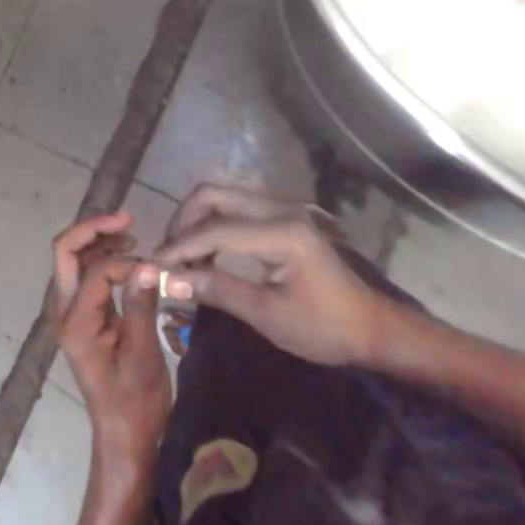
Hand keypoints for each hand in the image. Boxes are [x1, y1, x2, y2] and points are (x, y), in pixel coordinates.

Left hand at [52, 214, 169, 461]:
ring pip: (73, 259)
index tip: (155, 272)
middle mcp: (64, 312)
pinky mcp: (83, 315)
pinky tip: (128, 256)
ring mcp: (71, 313)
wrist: (124, 436)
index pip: (95, 271)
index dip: (126, 263)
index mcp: (75, 323)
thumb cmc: (135, 403)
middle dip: (93, 229)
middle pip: (65, 252)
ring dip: (97, 240)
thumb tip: (149, 264)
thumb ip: (141, 307)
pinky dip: (103, 257)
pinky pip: (85, 274)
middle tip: (128, 220)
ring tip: (131, 235)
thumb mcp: (143, 356)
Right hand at [154, 185, 427, 369]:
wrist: (372, 328)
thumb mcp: (269, 316)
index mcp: (282, 231)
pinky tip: (205, 254)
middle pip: (213, 195)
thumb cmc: (324, 328)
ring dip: (195, 221)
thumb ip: (217, 290)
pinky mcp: (280, 216)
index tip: (153, 266)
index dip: (180, 247)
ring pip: (221, 197)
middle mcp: (280, 208)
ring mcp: (281, 208)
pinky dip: (212, 224)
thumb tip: (169, 279)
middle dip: (183, 222)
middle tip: (168, 257)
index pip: (216, 229)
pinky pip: (234, 208)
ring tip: (182, 258)